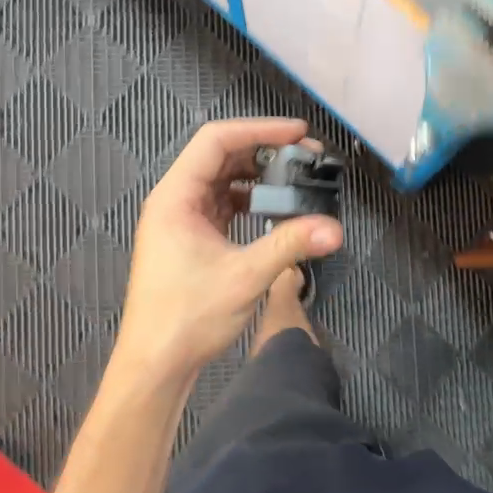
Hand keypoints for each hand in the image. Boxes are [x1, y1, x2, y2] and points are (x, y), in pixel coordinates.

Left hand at [117, 119, 342, 374]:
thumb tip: (336, 229)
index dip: (259, 129)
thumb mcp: (245, 275)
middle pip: (221, 158)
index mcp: (175, 197)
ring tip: (298, 181)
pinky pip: (224, 207)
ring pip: (224, 183)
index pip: (216, 141)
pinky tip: (277, 211)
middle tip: (307, 158)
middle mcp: (175, 201)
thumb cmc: (188, 316)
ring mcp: (181, 222)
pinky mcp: (191, 241)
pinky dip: (251, 203)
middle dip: (265, 153)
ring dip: (260, 179)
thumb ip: (290, 244)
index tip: (299, 132)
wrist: (157, 363)